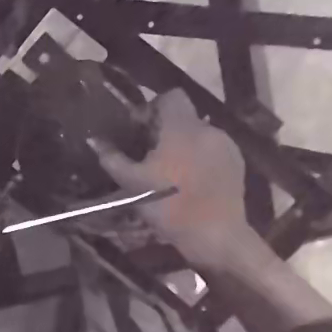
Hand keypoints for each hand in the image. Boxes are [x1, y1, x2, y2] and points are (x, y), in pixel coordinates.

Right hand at [92, 89, 267, 275]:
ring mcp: (226, 147)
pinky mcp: (236, 165)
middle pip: (183, 118)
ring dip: (181, 146)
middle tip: (147, 155)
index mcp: (182, 127)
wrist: (215, 235)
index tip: (138, 130)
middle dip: (164, 131)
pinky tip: (188, 182)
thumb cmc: (169, 206)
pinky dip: (198, 160)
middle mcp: (208, 129)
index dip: (152, 107)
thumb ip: (112, 158)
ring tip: (168, 172)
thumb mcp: (132, 183)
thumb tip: (94, 140)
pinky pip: (212, 151)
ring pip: (198, 136)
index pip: (171, 96)